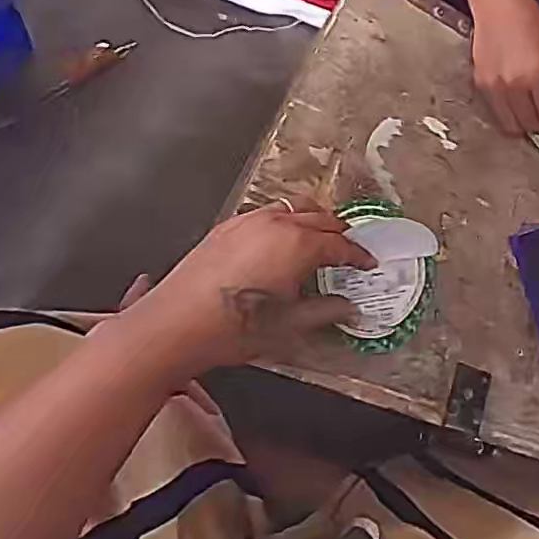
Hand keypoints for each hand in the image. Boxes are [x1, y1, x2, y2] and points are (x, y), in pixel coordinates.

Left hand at [120, 201, 371, 373]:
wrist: (171, 327)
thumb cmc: (233, 330)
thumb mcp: (287, 326)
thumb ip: (324, 311)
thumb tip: (349, 307)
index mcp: (299, 245)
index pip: (340, 245)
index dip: (358, 255)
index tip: (367, 263)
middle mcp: (279, 224)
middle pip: (322, 219)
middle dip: (339, 234)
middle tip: (348, 250)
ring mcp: (251, 220)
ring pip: (295, 208)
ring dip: (313, 220)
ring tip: (318, 237)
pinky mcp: (228, 225)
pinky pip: (269, 212)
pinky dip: (286, 219)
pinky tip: (280, 239)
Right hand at [470, 0, 538, 134]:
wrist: (497, 5)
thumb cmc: (531, 21)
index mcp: (537, 75)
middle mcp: (513, 86)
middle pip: (533, 125)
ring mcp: (494, 87)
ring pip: (512, 125)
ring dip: (526, 123)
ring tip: (534, 113)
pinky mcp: (480, 84)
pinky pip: (497, 113)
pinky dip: (510, 114)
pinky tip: (518, 103)